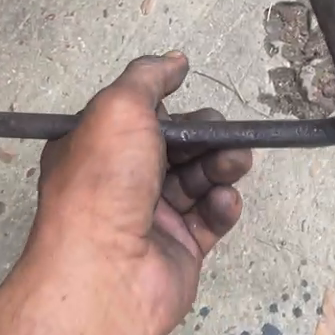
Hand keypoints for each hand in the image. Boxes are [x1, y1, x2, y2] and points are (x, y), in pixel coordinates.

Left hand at [28, 52, 251, 334]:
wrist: (106, 274)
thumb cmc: (104, 184)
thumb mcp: (118, 108)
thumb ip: (148, 76)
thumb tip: (175, 60)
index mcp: (100, 147)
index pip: (140, 115)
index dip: (167, 104)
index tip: (185, 91)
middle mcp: (124, 180)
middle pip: (180, 144)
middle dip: (207, 133)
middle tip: (220, 135)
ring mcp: (154, 216)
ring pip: (201, 176)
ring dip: (223, 163)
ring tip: (234, 163)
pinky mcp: (182, 247)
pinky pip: (211, 217)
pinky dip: (223, 204)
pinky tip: (223, 200)